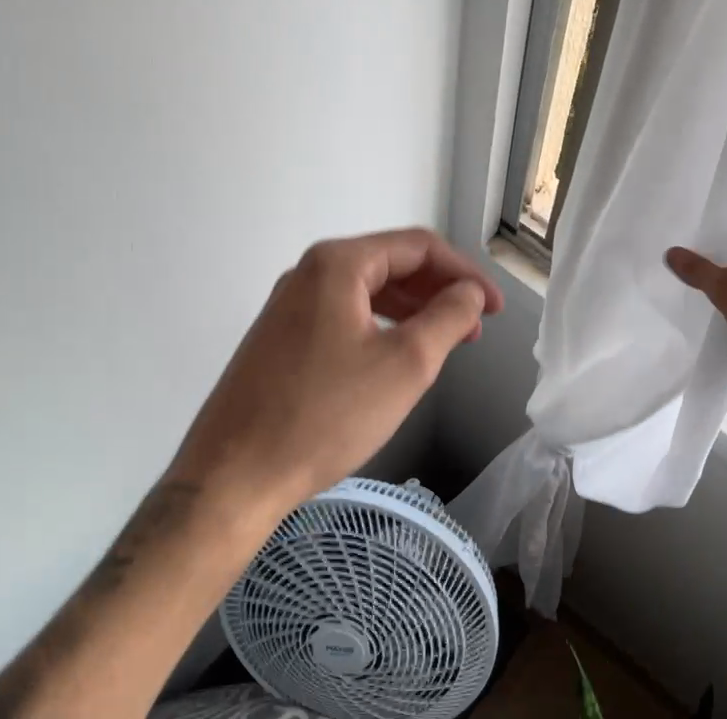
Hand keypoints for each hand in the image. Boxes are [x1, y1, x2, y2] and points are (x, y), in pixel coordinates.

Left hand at [168, 228, 502, 514]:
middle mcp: (308, 274)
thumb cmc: (325, 416)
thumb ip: (449, 317)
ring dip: (414, 309)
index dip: (465, 273)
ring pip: (368, 291)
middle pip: (392, 264)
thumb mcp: (406, 364)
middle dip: (440, 290)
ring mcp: (288, 307)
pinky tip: (398, 357)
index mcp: (337, 265)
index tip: (495, 308)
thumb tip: (469, 293)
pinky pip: (344, 315)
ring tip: (446, 342)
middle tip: (475, 326)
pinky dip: (382, 326)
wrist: (232, 479)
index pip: (419, 247)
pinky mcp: (280, 340)